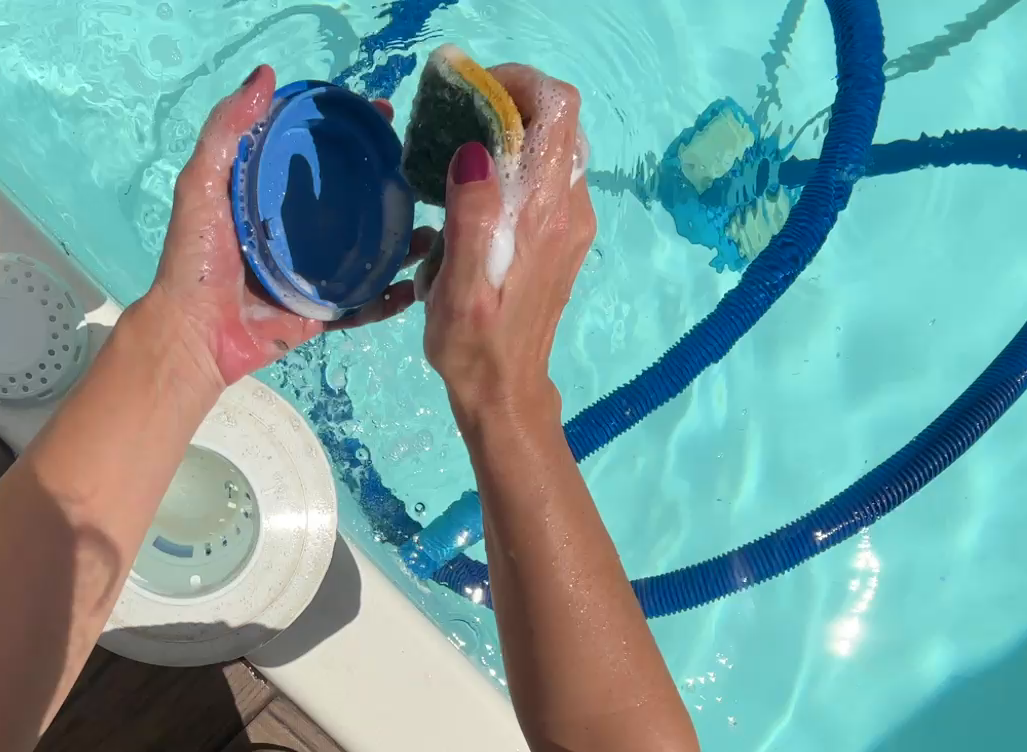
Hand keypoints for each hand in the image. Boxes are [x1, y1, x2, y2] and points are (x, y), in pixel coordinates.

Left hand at [135, 65, 426, 386]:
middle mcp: (293, 236)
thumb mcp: (201, 185)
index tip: (383, 117)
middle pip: (348, 203)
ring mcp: (309, 277)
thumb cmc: (194, 260)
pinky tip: (417, 285)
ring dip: (399, 243)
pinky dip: (389, 299)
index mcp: (268, 202)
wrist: (195, 335)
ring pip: (364, 255)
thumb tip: (266, 75)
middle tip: (417, 171)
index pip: (316, 159)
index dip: (348, 135)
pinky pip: (360, 306)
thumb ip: (227, 131)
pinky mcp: (317, 315)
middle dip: (386, 186)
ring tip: (431, 231)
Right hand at [421, 64, 595, 425]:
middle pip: (556, 123)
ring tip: (458, 163)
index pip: (557, 110)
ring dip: (508, 140)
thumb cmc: (474, 348)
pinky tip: (476, 201)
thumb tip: (473, 153)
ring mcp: (571, 225)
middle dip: (508, 108)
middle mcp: (570, 211)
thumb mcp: (461, 290)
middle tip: (455, 126)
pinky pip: (546, 181)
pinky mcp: (562, 240)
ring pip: (551, 151)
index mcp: (547, 216)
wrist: (504, 392)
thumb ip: (471, 218)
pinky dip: (514, 170)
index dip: (519, 83)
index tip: (472, 95)